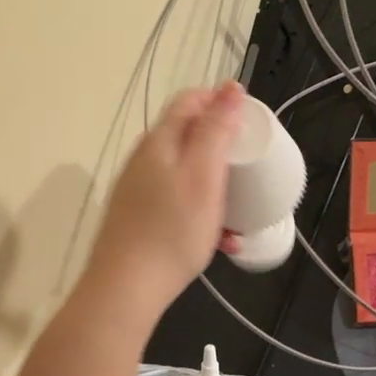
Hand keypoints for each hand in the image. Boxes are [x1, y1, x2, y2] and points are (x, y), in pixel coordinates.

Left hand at [85, 82, 244, 310]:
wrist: (127, 287)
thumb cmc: (172, 231)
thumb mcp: (204, 176)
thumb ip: (216, 130)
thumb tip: (230, 87)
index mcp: (159, 142)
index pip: (189, 102)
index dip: (219, 100)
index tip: (249, 117)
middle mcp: (142, 160)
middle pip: (185, 138)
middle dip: (219, 147)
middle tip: (248, 165)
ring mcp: (136, 191)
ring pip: (183, 176)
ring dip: (214, 187)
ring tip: (239, 213)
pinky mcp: (136, 221)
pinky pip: (176, 206)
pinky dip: (201, 215)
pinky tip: (220, 241)